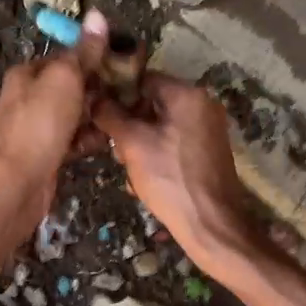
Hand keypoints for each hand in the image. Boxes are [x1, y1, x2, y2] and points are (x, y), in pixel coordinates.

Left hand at [0, 11, 109, 218]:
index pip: (64, 56)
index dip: (92, 58)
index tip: (121, 64)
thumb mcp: (66, 78)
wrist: (20, 183)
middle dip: (97, 89)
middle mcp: (28, 96)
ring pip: (74, 114)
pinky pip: (73, 139)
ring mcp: (37, 127)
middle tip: (126, 93)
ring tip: (121, 117)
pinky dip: (88, 139)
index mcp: (27, 73)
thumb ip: (84, 50)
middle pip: (71, 86)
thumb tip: (98, 14)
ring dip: (95, 115)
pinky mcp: (46, 153)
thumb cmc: (41, 122)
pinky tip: (105, 142)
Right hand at [93, 74, 255, 266]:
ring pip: (161, 125)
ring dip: (140, 143)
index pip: (143, 80)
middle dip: (130, 125)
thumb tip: (94, 98)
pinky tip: (143, 179)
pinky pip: (174, 142)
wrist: (211, 226)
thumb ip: (110, 115)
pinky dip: (157, 154)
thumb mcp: (133, 143)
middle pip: (152, 103)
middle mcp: (203, 105)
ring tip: (128, 169)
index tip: (100, 115)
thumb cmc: (170, 178)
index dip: (118, 95)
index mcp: (188, 94)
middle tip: (116, 150)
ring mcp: (208, 129)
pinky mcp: (208, 151)